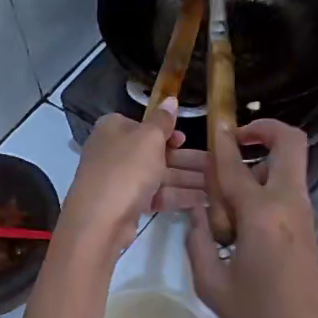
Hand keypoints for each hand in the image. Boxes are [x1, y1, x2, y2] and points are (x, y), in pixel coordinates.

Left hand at [63, 101, 205, 251]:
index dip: (169, 133)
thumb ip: (163, 120)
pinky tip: (203, 201)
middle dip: (186, 160)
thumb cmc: (127, 168)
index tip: (186, 140)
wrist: (101, 218)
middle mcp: (116, 151)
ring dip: (188, 180)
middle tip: (214, 167)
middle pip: (156, 152)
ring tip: (216, 187)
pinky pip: (157, 195)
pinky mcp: (128, 203)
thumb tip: (171, 99)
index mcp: (115, 128)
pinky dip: (178, 196)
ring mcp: (121, 179)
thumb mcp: (149, 138)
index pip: (146, 126)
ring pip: (160, 175)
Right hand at [185, 119, 317, 317]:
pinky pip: (288, 188)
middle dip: (264, 129)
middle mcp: (287, 202)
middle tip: (236, 140)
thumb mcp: (213, 285)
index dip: (220, 142)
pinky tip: (240, 211)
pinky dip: (267, 183)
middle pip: (289, 141)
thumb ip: (198, 243)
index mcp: (261, 213)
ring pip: (289, 164)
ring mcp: (302, 212)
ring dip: (262, 161)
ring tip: (229, 185)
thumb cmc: (261, 315)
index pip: (234, 165)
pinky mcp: (307, 225)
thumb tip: (196, 215)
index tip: (210, 124)